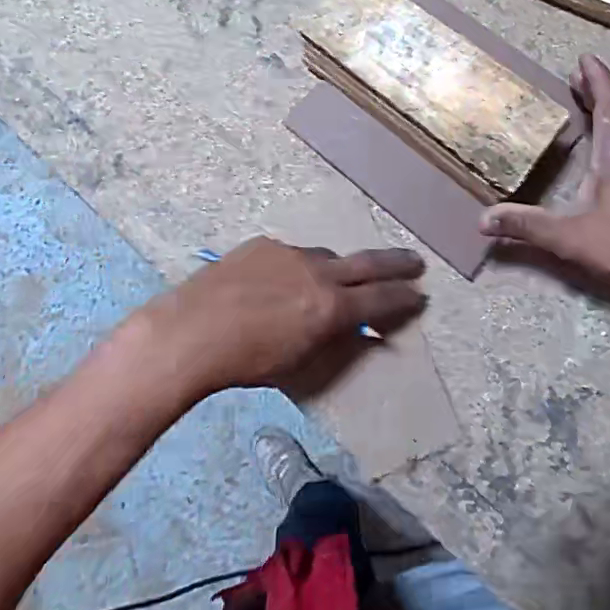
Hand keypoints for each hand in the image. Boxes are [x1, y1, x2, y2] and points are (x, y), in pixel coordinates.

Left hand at [131, 237, 425, 396]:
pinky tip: (280, 282)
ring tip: (334, 280)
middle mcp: (318, 273)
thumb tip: (357, 331)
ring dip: (337, 268)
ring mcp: (290, 254)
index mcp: (332, 307)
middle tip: (415, 262)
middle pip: (368, 263)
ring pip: (326, 257)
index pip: (381, 299)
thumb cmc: (246, 363)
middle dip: (397, 263)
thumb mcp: (300, 364)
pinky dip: (297, 267)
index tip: (419, 294)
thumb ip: (334, 342)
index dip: (404, 298)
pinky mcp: (263, 245)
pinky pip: (291, 255)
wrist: (190, 332)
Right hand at [480, 56, 609, 301]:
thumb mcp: (566, 237)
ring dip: (604, 114)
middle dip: (596, 91)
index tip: (585, 58)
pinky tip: (596, 156)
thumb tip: (482, 219)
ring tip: (583, 106)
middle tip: (576, 76)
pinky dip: (607, 138)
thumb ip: (524, 226)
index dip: (598, 80)